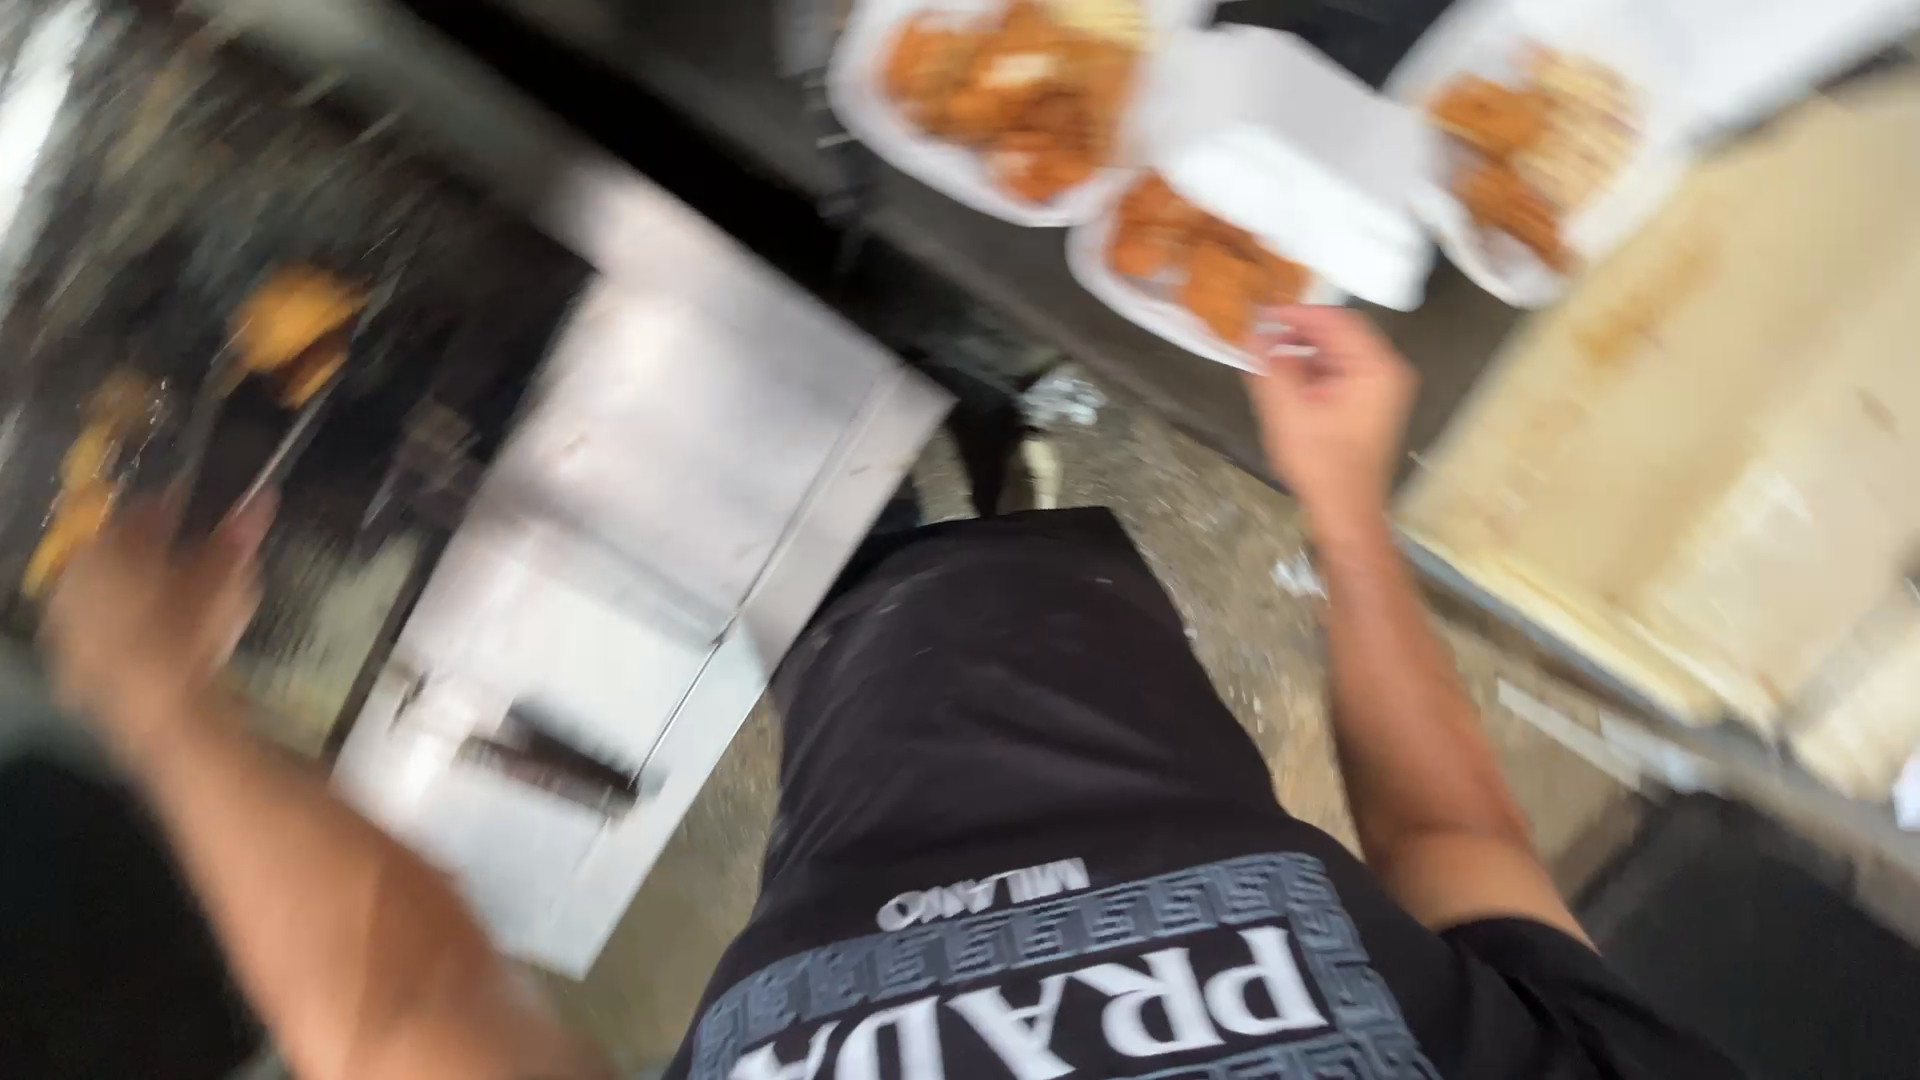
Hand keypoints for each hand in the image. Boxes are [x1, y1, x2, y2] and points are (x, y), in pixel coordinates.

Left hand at [39, 493, 275, 760]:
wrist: (158, 706)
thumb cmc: (190, 633)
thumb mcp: (228, 579)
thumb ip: (238, 536)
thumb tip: (262, 496)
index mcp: (106, 551)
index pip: (137, 511)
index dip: (172, 505)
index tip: (200, 504)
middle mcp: (73, 577)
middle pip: (115, 548)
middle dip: (153, 545)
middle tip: (195, 548)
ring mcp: (65, 617)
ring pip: (104, 583)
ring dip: (140, 578)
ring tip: (182, 586)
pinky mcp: (71, 651)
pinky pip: (99, 616)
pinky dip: (128, 611)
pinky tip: (160, 623)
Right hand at [1243, 306, 1416, 539]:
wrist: (1345, 511)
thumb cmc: (1321, 464)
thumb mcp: (1288, 413)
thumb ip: (1269, 368)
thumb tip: (1252, 334)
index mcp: (1376, 368)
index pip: (1337, 321)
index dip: (1297, 314)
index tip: (1261, 314)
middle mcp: (1385, 373)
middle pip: (1337, 337)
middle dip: (1296, 336)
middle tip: (1259, 340)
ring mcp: (1378, 391)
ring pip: (1334, 357)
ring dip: (1299, 357)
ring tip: (1265, 366)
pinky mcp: (1365, 407)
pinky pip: (1335, 376)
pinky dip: (1308, 376)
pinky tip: (1283, 388)